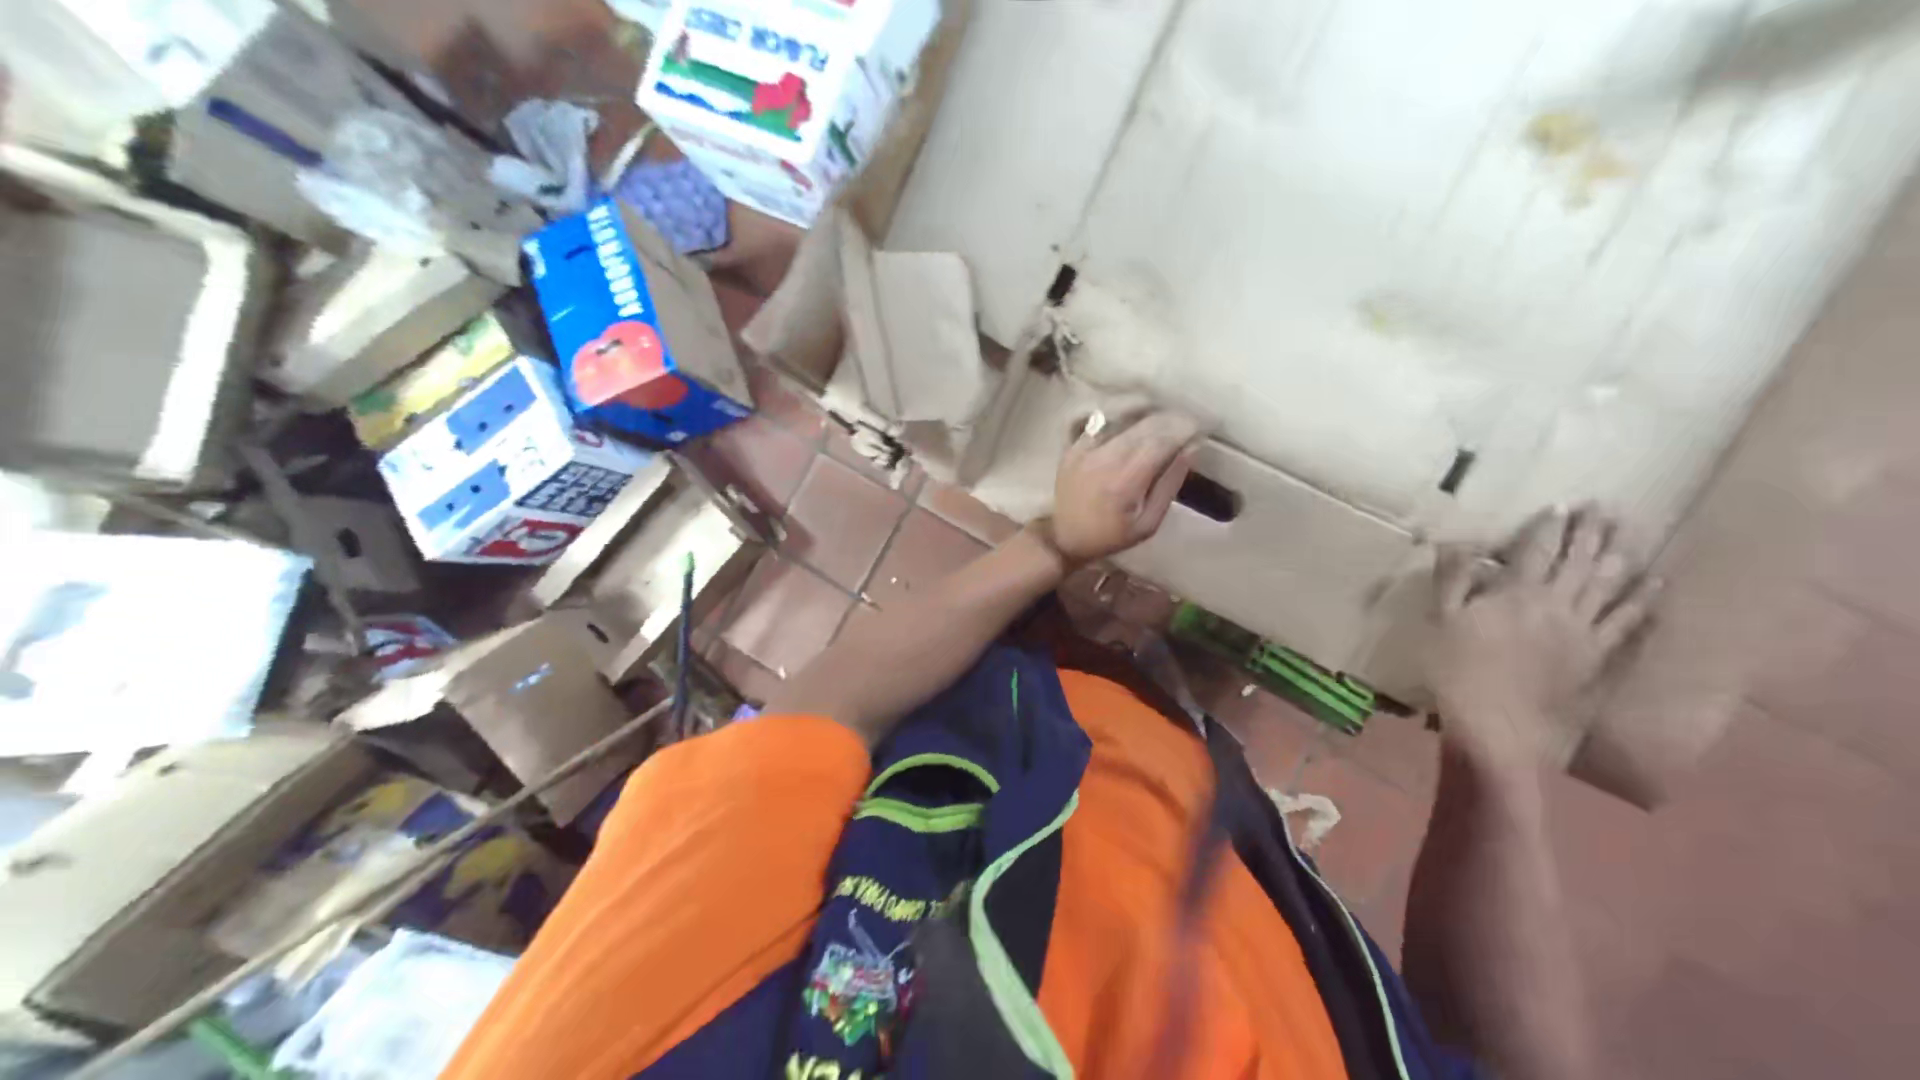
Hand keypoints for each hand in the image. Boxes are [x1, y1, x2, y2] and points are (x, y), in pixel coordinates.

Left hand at [1044, 409, 1199, 564]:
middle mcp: (1104, 459)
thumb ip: (1169, 484)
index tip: (1198, 429)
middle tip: (1185, 423)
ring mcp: (1085, 450)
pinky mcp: (1074, 447)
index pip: (1160, 441)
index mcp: (1124, 481)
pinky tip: (1134, 425)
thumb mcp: (1148, 523)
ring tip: (1164, 423)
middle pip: (1143, 426)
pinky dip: (1123, 421)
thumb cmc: (1111, 536)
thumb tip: (1191, 449)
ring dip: (1148, 418)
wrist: (1064, 537)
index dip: (1182, 429)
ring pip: (1124, 420)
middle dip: (1169, 420)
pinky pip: (1103, 424)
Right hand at [1423, 506, 1659, 771]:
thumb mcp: (1441, 622)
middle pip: (1578, 561)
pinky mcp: (1598, 658)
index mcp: (1515, 594)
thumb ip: (1452, 581)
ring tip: (1629, 535)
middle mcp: (1556, 604)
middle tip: (1604, 509)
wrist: (1499, 728)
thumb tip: (1455, 543)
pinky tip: (1656, 587)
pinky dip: (1643, 603)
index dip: (1548, 526)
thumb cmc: (1458, 673)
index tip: (1561, 504)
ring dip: (1619, 557)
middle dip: (1590, 533)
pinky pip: (1627, 625)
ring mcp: (1584, 632)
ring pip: (1607, 586)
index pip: (1535, 550)